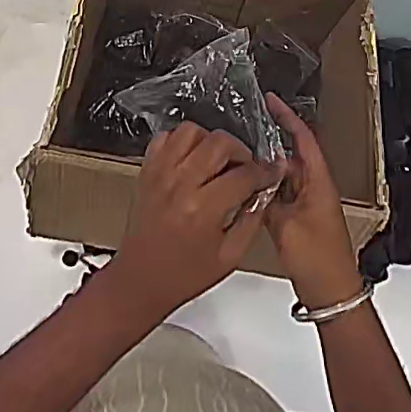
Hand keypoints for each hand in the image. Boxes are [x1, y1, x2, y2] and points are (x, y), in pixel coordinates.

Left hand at [106, 122, 282, 319]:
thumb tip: (264, 192)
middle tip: (245, 167)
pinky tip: (192, 160)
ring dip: (211, 142)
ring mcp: (159, 175)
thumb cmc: (183, 274)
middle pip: (219, 142)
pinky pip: (165, 139)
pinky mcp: (147, 172)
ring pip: (191, 131)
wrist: (140, 280)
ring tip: (218, 161)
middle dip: (241, 152)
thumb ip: (252, 220)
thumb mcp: (230, 256)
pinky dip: (182, 142)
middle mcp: (179, 186)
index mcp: (202, 210)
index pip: (244, 174)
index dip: (265, 172)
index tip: (271, 173)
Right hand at [265, 93, 365, 308]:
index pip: (304, 139)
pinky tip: (248, 189)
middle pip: (292, 155)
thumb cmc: (319, 261)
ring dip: (266, 167)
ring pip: (284, 175)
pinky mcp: (299, 218)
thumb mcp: (286, 226)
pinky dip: (266, 189)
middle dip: (271, 141)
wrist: (331, 292)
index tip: (272, 101)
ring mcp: (307, 203)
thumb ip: (268, 199)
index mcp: (319, 182)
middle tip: (246, 129)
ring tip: (241, 156)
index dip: (288, 117)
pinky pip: (280, 194)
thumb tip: (254, 181)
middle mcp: (315, 188)